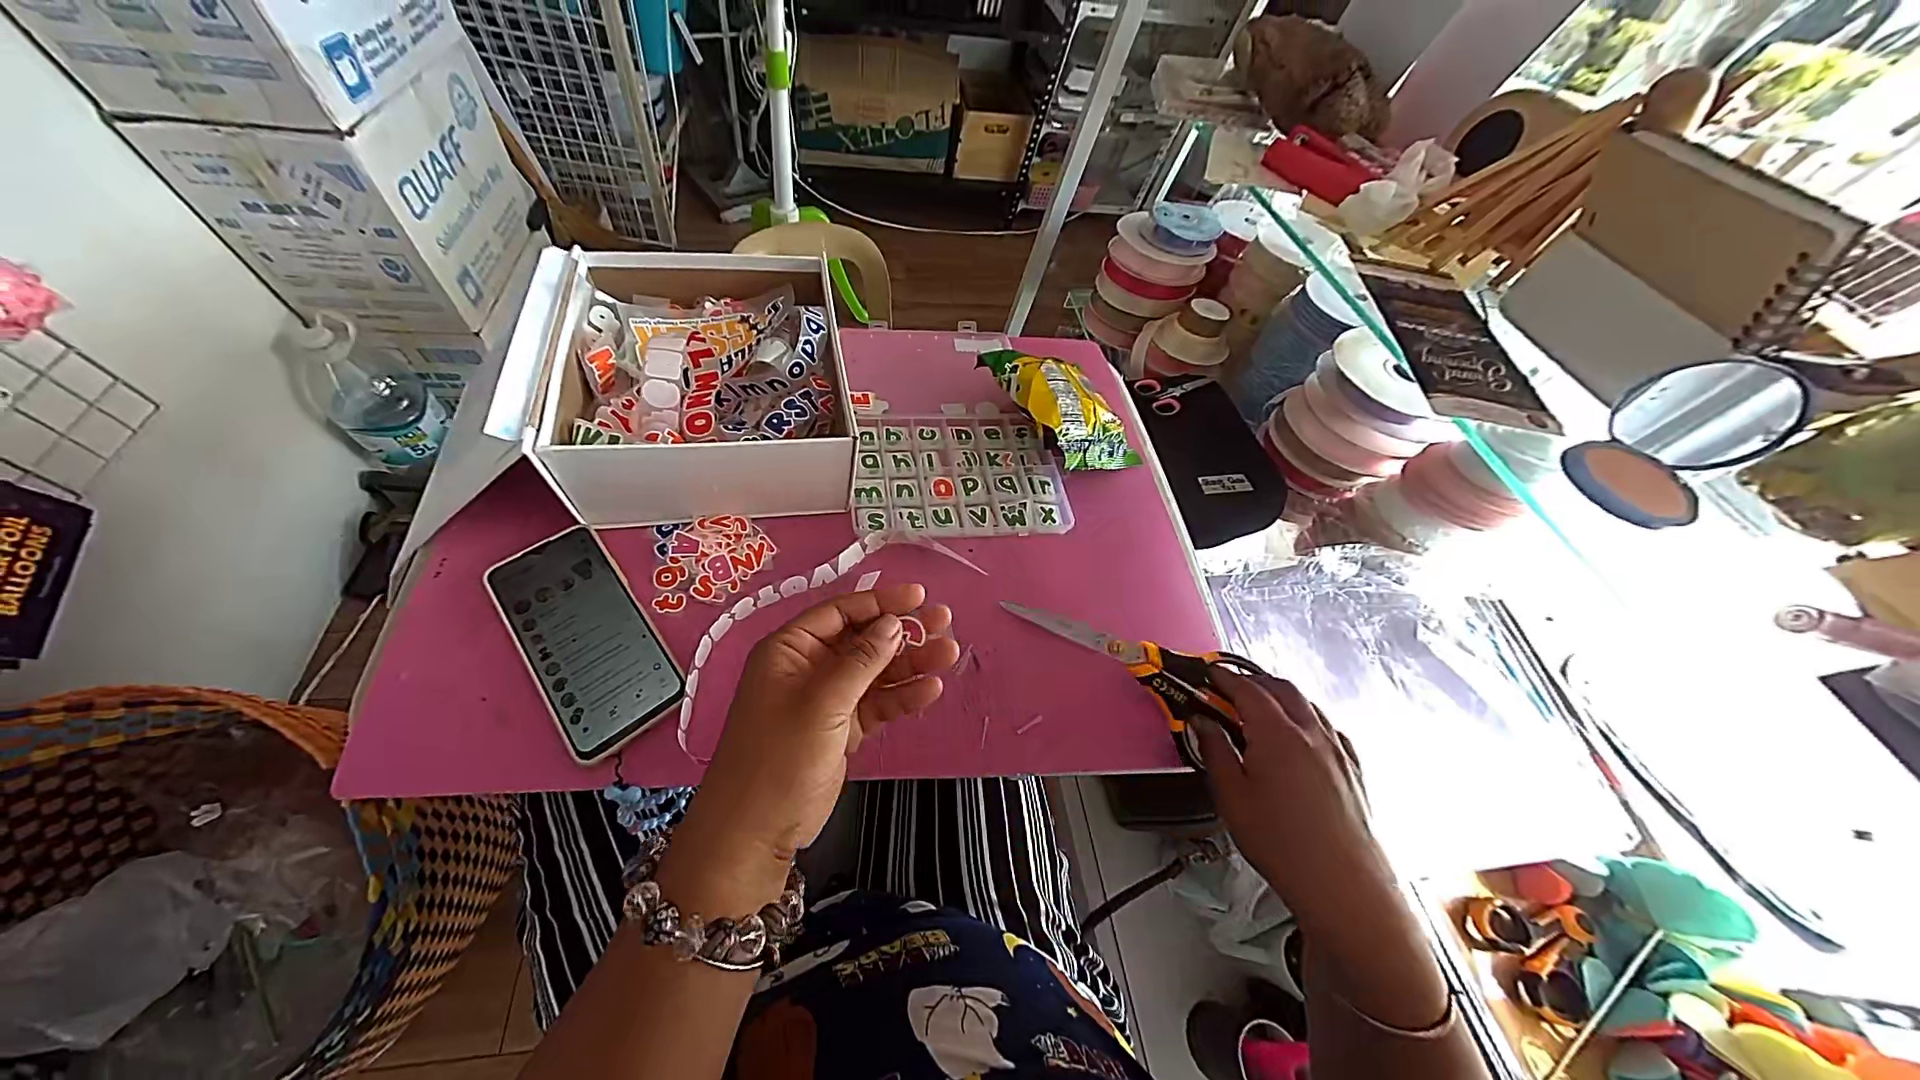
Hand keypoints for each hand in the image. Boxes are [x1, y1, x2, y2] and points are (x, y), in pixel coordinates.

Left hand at [692, 584, 958, 866]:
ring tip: (948, 654)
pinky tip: (929, 690)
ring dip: (911, 664)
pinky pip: (877, 704)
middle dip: (903, 632)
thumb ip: (861, 661)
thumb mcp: (821, 703)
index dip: (880, 602)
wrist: (756, 830)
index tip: (918, 597)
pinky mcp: (842, 728)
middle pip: (864, 640)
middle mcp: (809, 668)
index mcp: (791, 650)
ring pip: (876, 672)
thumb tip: (893, 624)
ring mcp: (827, 699)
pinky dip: (902, 697)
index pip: (841, 612)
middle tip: (943, 621)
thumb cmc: (777, 758)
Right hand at [1197, 669, 1455, 1031]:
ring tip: (1259, 707)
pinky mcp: (1353, 770)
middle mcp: (1312, 733)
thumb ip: (1214, 750)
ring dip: (1280, 696)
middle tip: (1228, 687)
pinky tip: (1298, 735)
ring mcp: (1337, 751)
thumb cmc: (1282, 843)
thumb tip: (1202, 722)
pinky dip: (1306, 718)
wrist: (1342, 886)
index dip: (1224, 677)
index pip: (1247, 689)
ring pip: (1307, 704)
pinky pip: (1328, 728)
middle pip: (1281, 688)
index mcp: (1277, 734)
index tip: (1209, 674)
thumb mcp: (1231, 796)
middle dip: (1252, 681)